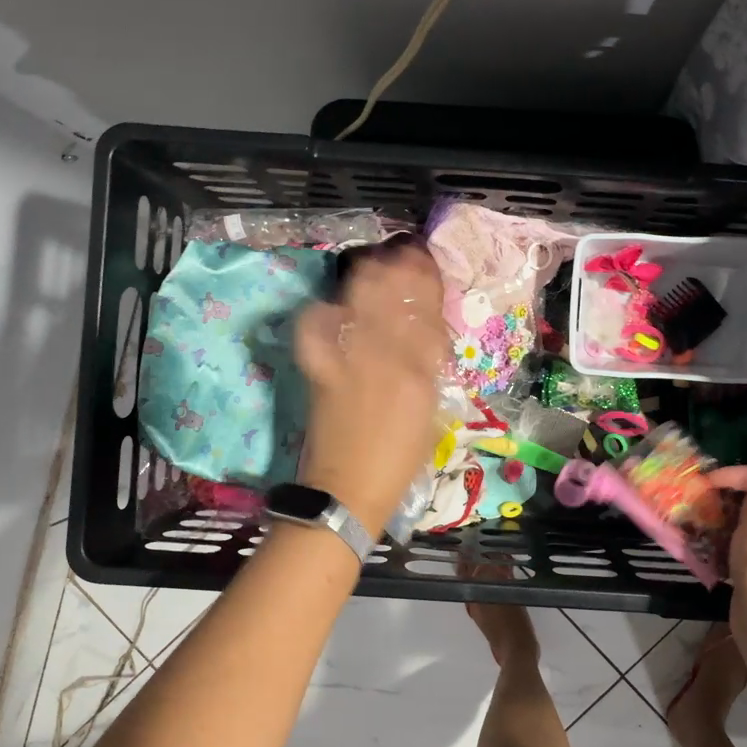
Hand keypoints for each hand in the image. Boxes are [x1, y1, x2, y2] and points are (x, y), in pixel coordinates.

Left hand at [293, 241, 446, 529]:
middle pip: (392, 298)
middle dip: (396, 269)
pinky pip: (317, 333)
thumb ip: (428, 374)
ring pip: (359, 305)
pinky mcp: (321, 372)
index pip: (428, 314)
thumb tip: (425, 340)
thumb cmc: (398, 462)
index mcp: (420, 373)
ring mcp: (350, 362)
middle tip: (399, 255)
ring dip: (366, 279)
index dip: (426, 282)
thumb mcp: (430, 416)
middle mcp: (387, 359)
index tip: (426, 262)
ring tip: (371, 265)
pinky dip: (321, 316)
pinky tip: (327, 306)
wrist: (347, 490)